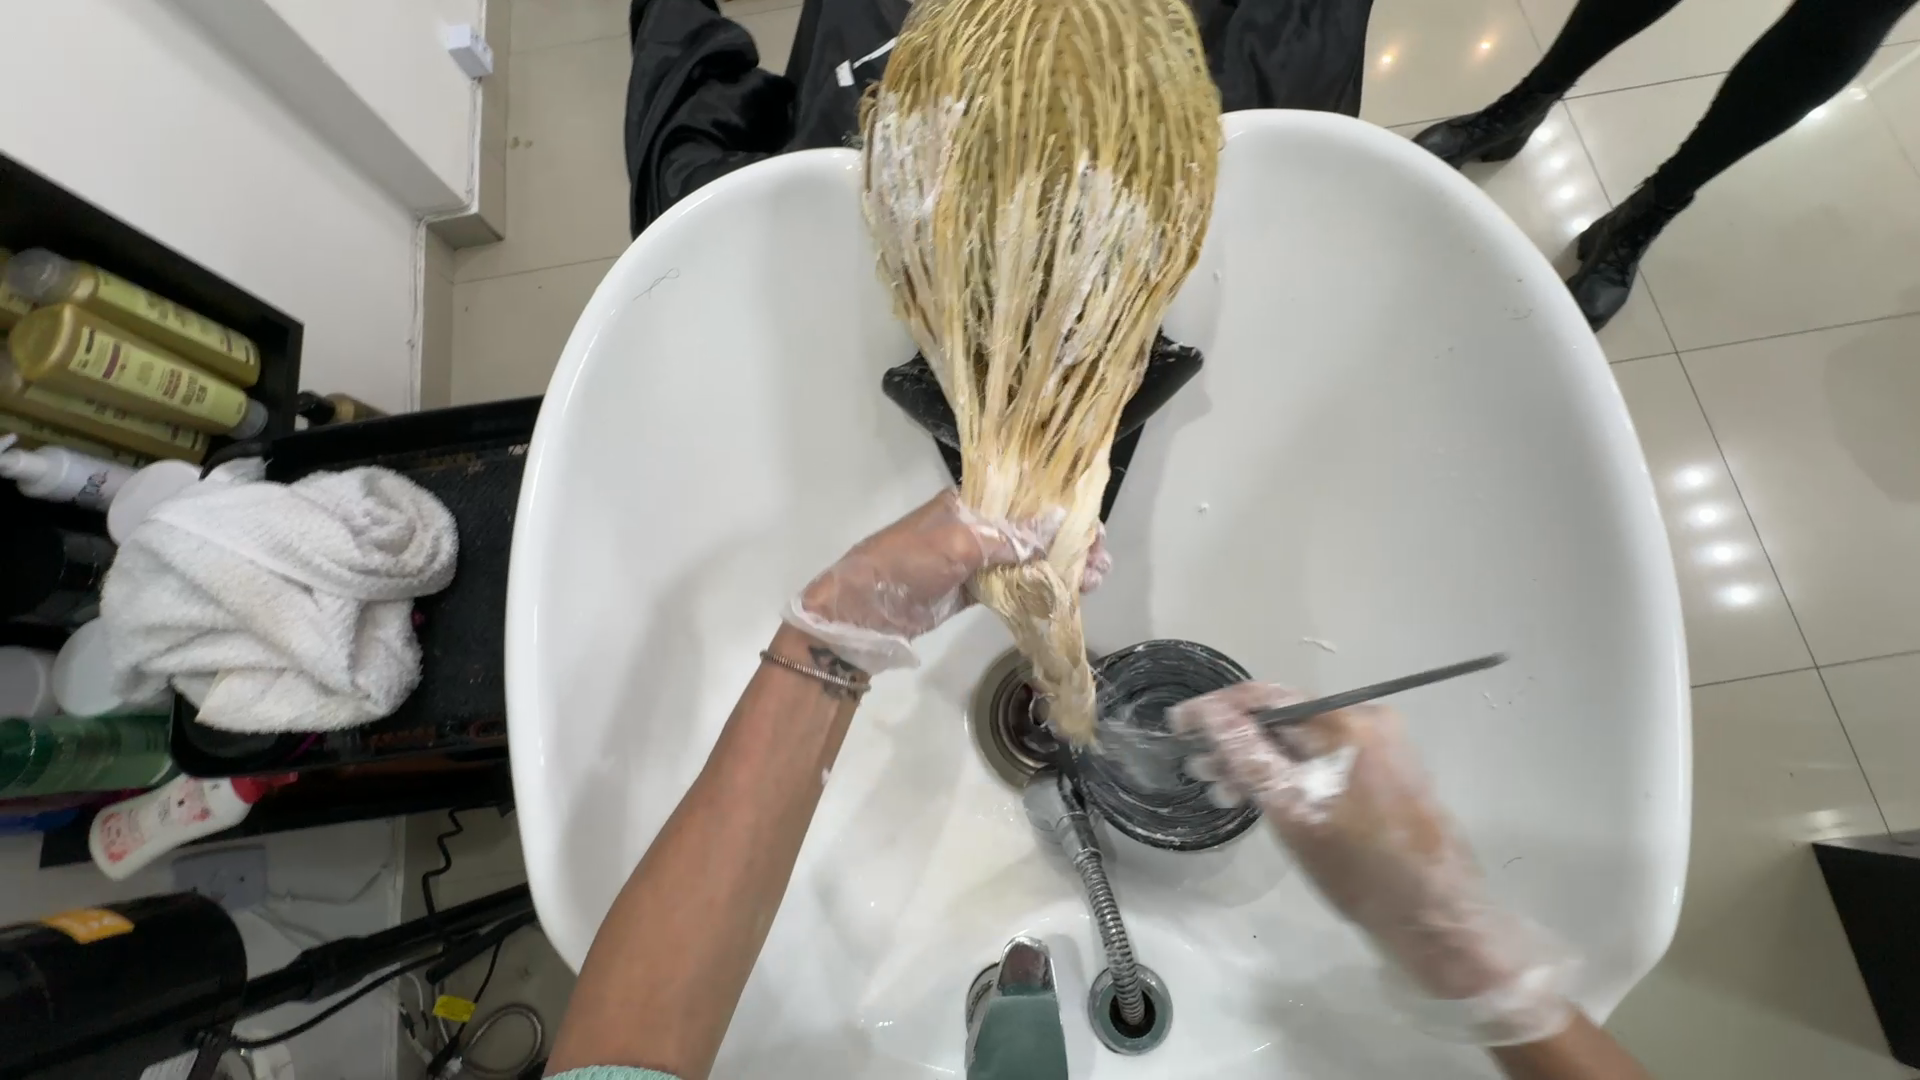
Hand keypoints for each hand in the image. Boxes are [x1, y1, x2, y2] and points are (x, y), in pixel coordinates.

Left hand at [784, 490, 1102, 673]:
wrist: (863, 610)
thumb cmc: (905, 564)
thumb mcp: (958, 544)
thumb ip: (1009, 536)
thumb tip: (1059, 520)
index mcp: (972, 503)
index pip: (1028, 499)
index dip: (1064, 512)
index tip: (1095, 530)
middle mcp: (978, 527)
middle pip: (1035, 530)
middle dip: (1070, 544)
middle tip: (1102, 564)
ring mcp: (977, 560)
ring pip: (1028, 560)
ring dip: (1061, 569)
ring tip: (1093, 581)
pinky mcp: (974, 589)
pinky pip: (1014, 586)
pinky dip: (1039, 591)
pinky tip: (1065, 597)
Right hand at [1171, 684, 1571, 1044]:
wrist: (1439, 923)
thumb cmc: (1359, 868)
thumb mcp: (1290, 809)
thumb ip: (1245, 753)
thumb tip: (1208, 711)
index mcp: (1346, 721)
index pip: (1264, 698)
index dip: (1215, 710)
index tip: (1179, 725)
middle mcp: (1367, 720)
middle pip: (1282, 719)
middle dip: (1235, 742)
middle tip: (1201, 770)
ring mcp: (1380, 746)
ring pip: (1299, 741)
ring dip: (1259, 760)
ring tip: (1226, 790)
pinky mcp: (1384, 771)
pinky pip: (1321, 758)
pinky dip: (1289, 773)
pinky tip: (1266, 796)